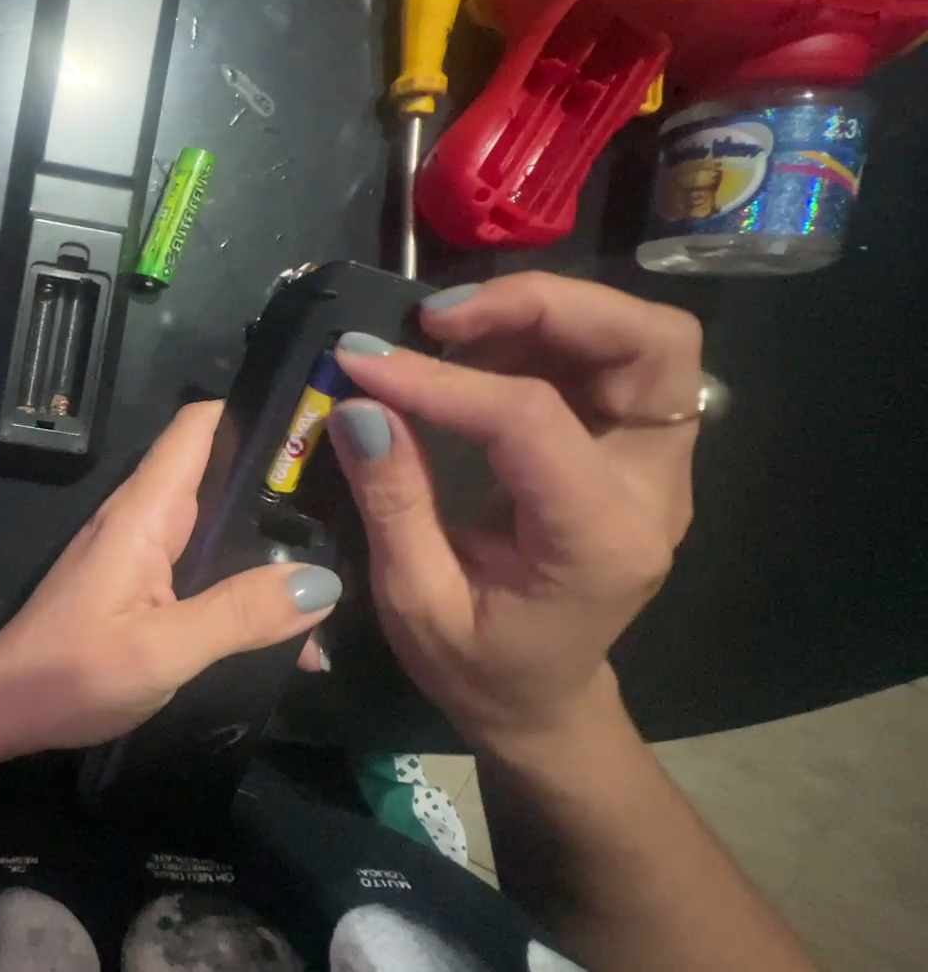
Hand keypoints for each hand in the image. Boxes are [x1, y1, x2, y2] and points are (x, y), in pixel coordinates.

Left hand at [0, 401, 342, 757]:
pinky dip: (246, 585)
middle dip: (283, 484)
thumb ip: (239, 613)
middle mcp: (144, 518)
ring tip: (346, 569)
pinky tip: (292, 627)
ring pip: (219, 526)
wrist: (8, 706)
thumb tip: (323, 580)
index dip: (255, 413)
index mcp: (143, 512)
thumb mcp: (162, 650)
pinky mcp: (143, 583)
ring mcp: (142, 550)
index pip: (197, 428)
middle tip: (358, 505)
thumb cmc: (72, 673)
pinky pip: (205, 567)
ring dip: (273, 546)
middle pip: (219, 472)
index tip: (321, 422)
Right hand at [327, 272, 701, 748]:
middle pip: (648, 347)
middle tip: (436, 317)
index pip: (531, 420)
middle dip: (542, 307)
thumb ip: (392, 502)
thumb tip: (356, 407)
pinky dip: (533, 334)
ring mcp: (649, 463)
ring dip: (538, 312)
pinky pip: (600, 360)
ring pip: (636, 339)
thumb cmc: (476, 664)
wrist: (540, 698)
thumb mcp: (414, 599)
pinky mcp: (623, 449)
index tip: (359, 362)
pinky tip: (464, 349)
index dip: (440, 381)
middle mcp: (650, 487)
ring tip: (440, 326)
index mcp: (597, 539)